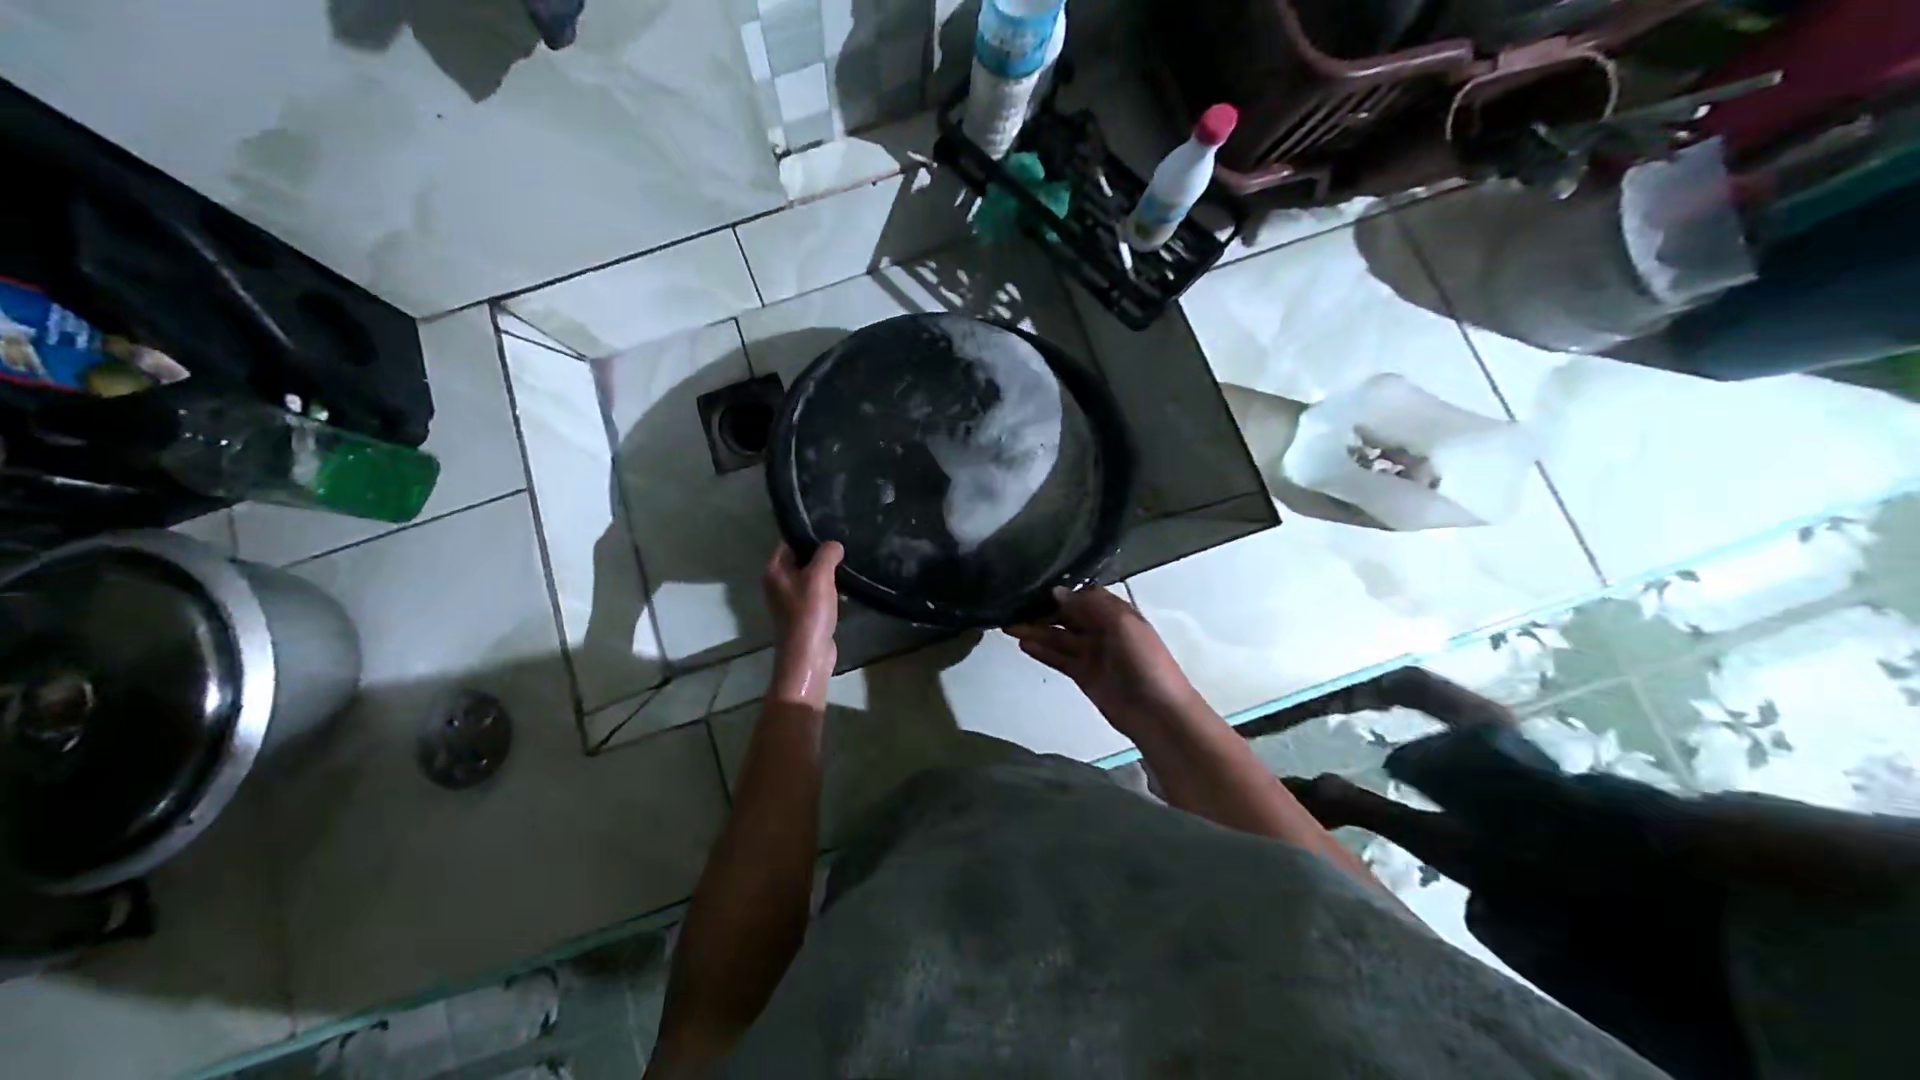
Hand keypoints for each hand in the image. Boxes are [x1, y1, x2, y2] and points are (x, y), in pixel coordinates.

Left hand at [763, 542, 842, 708]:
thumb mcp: (819, 576)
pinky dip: (829, 588)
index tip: (832, 528)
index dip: (809, 535)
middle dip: (821, 553)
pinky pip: (817, 593)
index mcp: (775, 570)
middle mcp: (778, 583)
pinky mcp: (804, 613)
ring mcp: (790, 600)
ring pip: (810, 576)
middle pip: (800, 558)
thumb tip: (835, 544)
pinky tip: (845, 585)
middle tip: (844, 544)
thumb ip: (826, 554)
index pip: (790, 542)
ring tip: (848, 562)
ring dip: (827, 572)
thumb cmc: (809, 612)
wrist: (808, 655)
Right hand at [1007, 586, 1206, 735]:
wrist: (1157, 712)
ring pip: (1059, 637)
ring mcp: (1092, 653)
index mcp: (1117, 613)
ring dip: (1036, 630)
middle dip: (1043, 610)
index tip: (1034, 587)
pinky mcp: (1083, 675)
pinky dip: (1042, 650)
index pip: (1084, 596)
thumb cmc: (1144, 662)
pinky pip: (1059, 658)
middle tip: (1012, 606)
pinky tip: (1023, 643)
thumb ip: (1090, 606)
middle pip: (1068, 616)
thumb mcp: (1122, 624)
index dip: (1061, 592)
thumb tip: (1057, 592)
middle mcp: (1102, 630)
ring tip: (1007, 625)